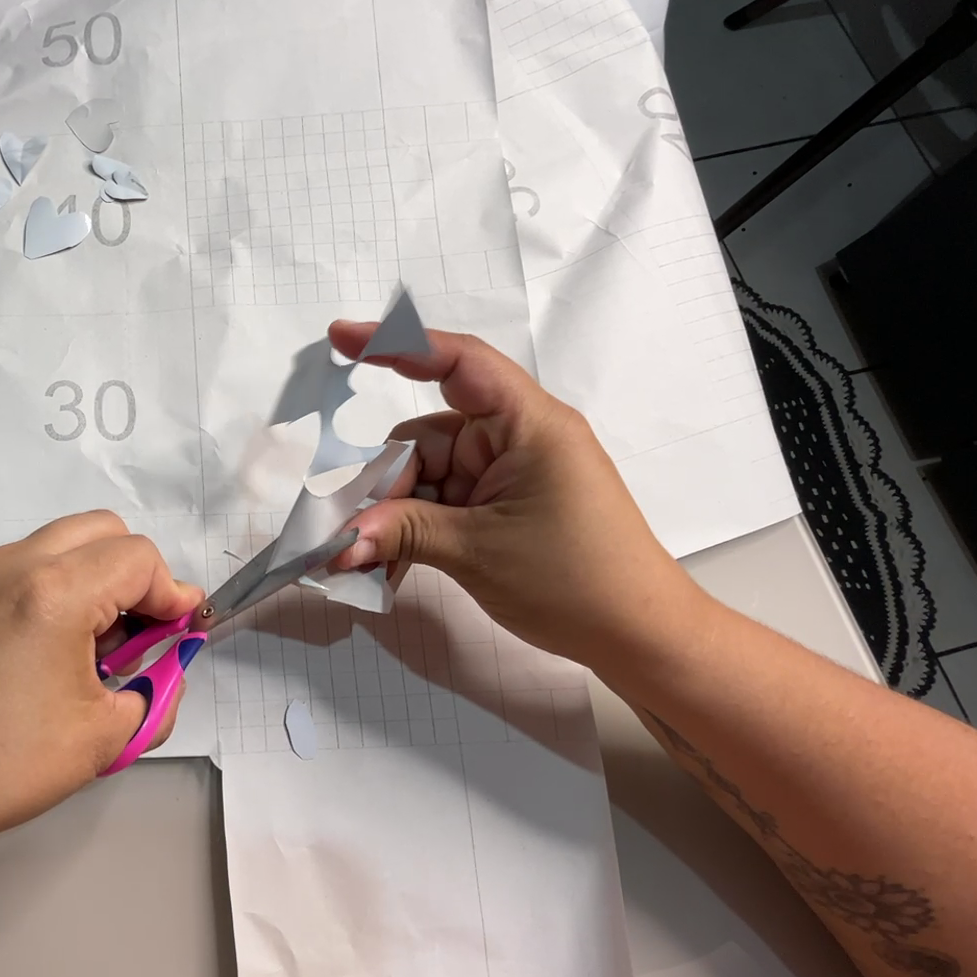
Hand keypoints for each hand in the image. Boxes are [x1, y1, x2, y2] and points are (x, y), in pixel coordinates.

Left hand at [0, 511, 202, 894]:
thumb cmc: (1, 766)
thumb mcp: (104, 737)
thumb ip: (156, 693)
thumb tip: (166, 670)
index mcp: (55, 590)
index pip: (138, 559)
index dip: (173, 592)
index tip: (183, 629)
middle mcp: (12, 564)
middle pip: (101, 531)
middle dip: (135, 573)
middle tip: (142, 631)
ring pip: (59, 545)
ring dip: (93, 578)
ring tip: (93, 648)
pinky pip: (21, 568)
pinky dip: (53, 588)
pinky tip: (46, 653)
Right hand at [329, 321, 707, 668]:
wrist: (639, 637)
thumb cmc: (574, 581)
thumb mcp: (476, 552)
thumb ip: (402, 532)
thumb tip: (337, 541)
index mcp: (527, 425)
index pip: (457, 362)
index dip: (395, 343)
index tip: (339, 340)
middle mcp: (514, 438)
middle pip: (426, 438)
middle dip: (386, 483)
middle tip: (352, 536)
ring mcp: (507, 472)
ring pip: (426, 474)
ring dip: (396, 514)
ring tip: (370, 562)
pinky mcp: (501, 503)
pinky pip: (441, 501)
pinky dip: (416, 527)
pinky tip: (392, 563)